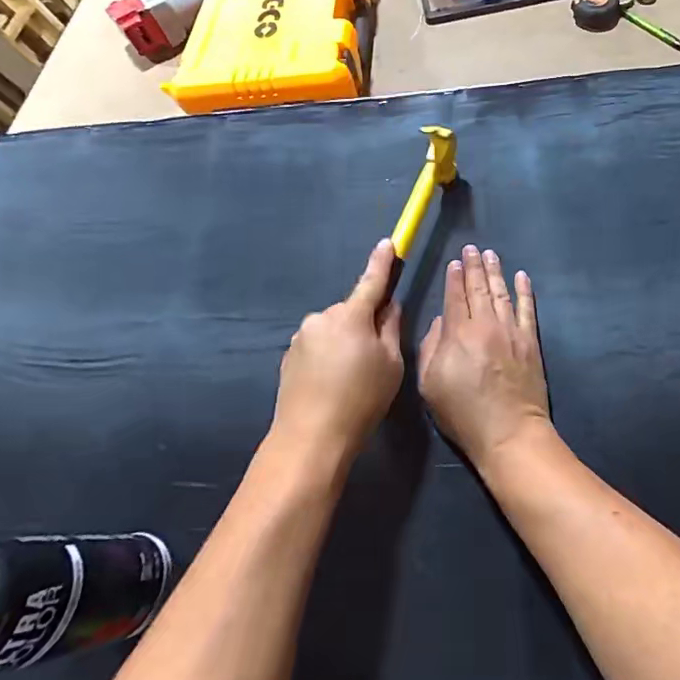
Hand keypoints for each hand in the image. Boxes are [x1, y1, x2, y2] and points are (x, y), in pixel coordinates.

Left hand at [272, 238, 404, 458]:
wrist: (310, 437)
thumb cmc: (361, 399)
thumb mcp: (391, 364)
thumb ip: (390, 328)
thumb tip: (388, 306)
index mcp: (350, 315)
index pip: (371, 282)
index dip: (382, 263)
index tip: (388, 243)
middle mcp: (322, 318)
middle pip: (351, 311)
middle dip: (363, 324)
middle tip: (375, 358)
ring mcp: (301, 336)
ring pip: (333, 330)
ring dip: (344, 342)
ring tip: (351, 379)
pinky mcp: (289, 356)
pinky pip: (317, 346)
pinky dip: (327, 357)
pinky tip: (331, 385)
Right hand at [418, 246, 551, 467]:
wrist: (508, 432)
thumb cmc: (463, 412)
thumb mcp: (430, 383)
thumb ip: (430, 347)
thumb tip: (440, 321)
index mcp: (458, 333)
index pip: (454, 296)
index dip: (454, 277)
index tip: (454, 262)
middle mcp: (486, 325)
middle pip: (479, 288)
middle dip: (474, 266)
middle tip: (472, 248)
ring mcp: (511, 332)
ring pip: (502, 293)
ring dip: (496, 272)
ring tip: (492, 254)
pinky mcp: (531, 342)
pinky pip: (527, 309)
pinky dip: (524, 291)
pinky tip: (521, 276)